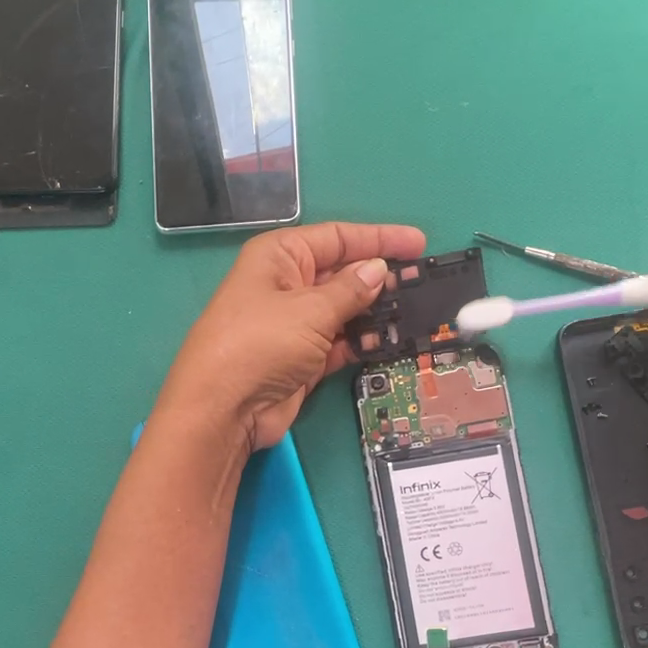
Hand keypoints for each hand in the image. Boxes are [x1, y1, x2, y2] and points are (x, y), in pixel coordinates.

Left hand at [154, 221, 426, 452]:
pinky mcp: (302, 361)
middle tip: (423, 282)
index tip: (417, 243)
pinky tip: (393, 340)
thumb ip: (350, 290)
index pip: (337, 238)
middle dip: (380, 278)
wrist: (224, 409)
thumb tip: (378, 270)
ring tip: (417, 312)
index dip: (378, 239)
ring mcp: (295, 326)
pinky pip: (340, 343)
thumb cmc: (260, 344)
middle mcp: (287, 285)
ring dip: (376, 313)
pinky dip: (363, 342)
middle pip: (342, 274)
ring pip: (344, 311)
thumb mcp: (310, 310)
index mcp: (280, 257)